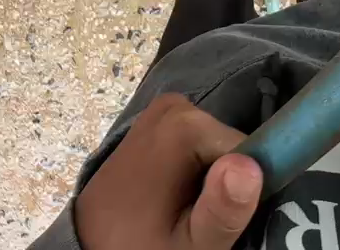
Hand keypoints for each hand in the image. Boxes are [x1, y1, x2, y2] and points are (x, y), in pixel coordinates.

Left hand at [76, 94, 263, 249]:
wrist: (89, 246)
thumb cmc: (139, 247)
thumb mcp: (188, 248)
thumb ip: (222, 211)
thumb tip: (250, 167)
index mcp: (183, 124)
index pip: (247, 154)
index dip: (240, 193)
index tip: (214, 220)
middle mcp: (175, 104)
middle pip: (230, 146)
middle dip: (222, 184)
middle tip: (191, 220)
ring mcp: (165, 108)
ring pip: (216, 146)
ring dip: (209, 179)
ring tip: (179, 209)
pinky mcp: (159, 117)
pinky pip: (197, 142)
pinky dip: (193, 170)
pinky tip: (172, 194)